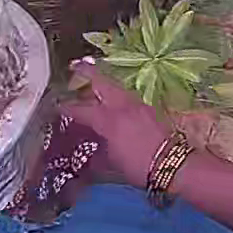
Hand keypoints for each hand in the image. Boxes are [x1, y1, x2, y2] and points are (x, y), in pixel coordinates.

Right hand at [60, 59, 173, 184]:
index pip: (82, 109)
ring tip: (93, 84)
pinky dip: (116, 94)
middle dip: (86, 72)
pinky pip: (127, 95)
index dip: (68, 108)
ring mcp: (137, 104)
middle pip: (100, 82)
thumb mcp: (113, 163)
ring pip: (115, 86)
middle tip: (75, 66)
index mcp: (108, 120)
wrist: (174, 165)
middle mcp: (121, 106)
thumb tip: (89, 151)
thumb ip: (98, 152)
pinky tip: (115, 102)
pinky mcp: (148, 108)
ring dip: (103, 83)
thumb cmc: (140, 167)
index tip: (58, 106)